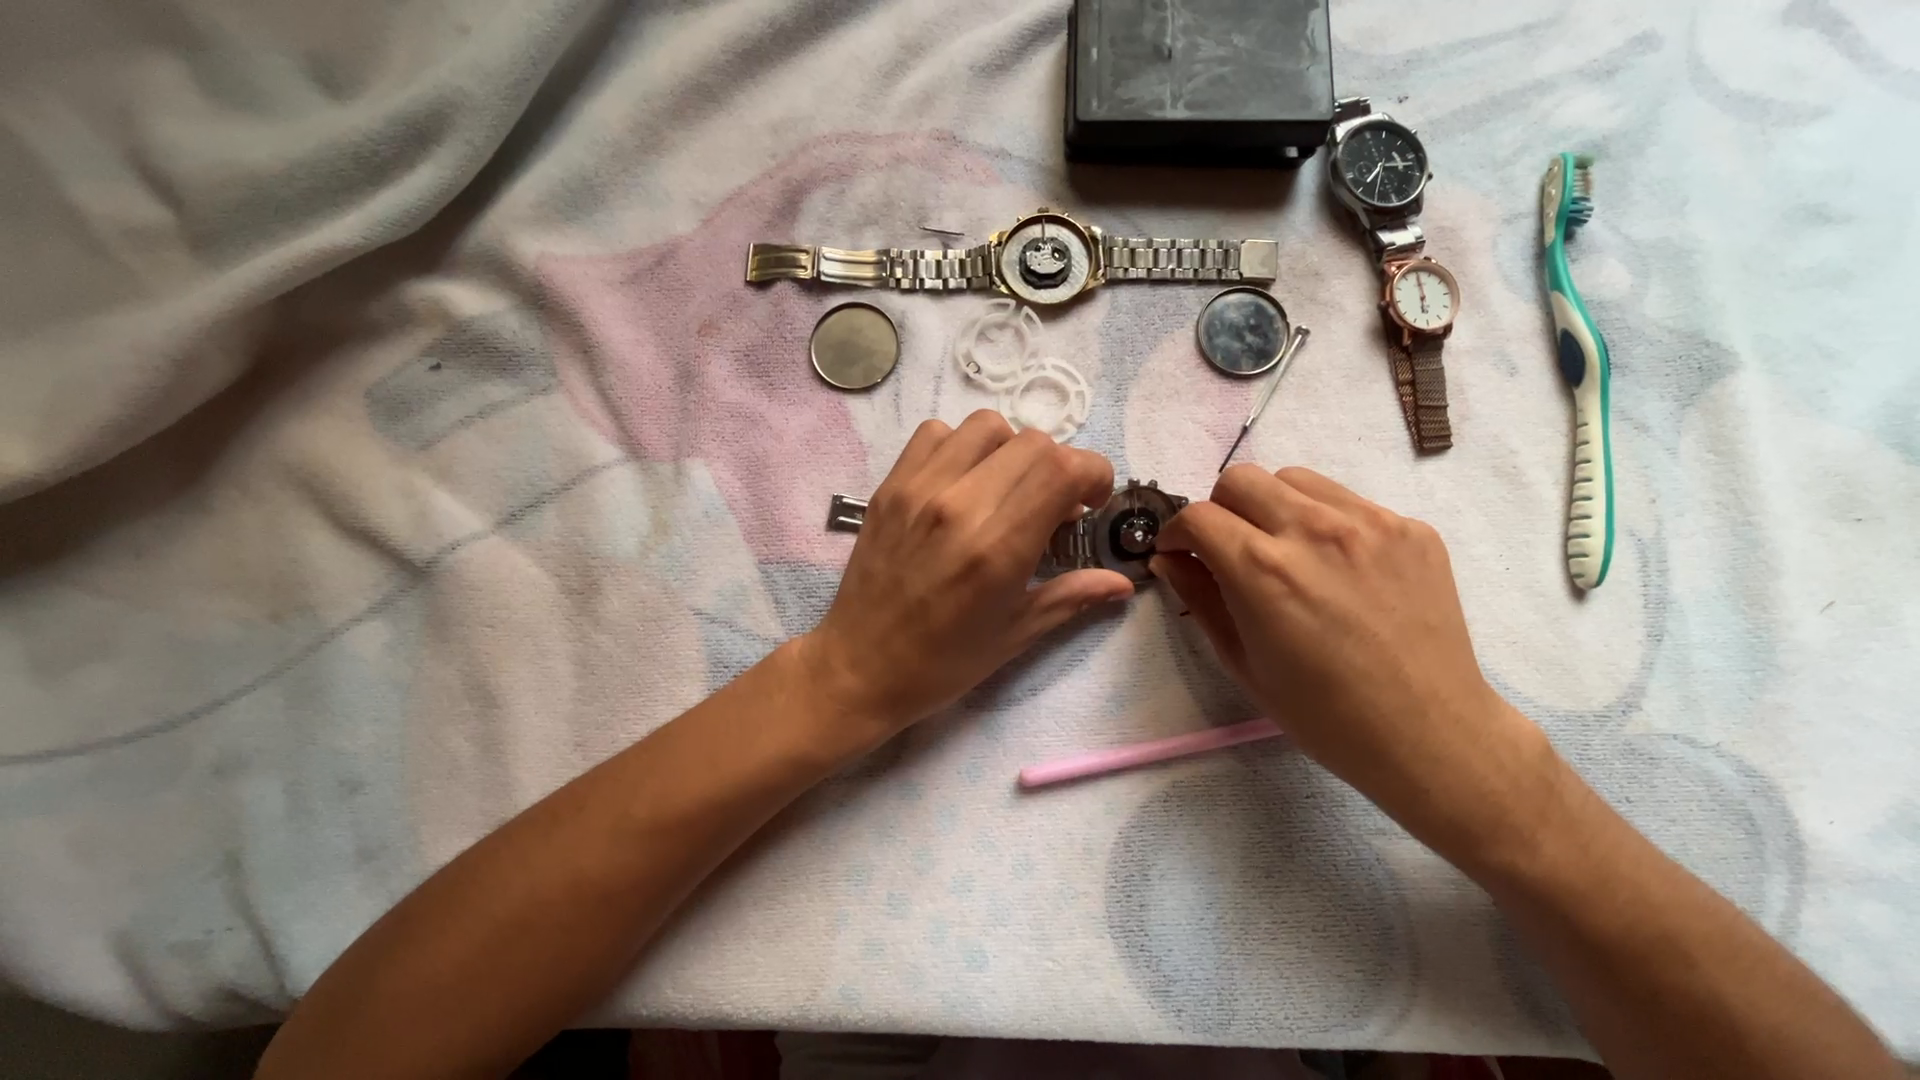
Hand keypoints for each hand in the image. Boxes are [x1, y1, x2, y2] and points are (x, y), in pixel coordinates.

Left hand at [799, 411, 1133, 745]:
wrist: (858, 667)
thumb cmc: (942, 661)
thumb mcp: (1015, 634)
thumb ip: (1072, 596)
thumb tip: (1123, 581)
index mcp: (998, 547)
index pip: (1063, 468)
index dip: (1093, 475)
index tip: (1091, 504)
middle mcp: (960, 504)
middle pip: (1034, 441)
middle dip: (1059, 466)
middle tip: (1054, 505)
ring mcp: (919, 489)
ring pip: (986, 426)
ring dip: (1012, 449)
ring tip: (1009, 488)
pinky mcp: (890, 486)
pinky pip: (936, 433)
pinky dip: (961, 445)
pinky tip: (964, 483)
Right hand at [1150, 465, 1549, 845]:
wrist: (1426, 731)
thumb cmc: (1321, 712)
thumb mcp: (1242, 661)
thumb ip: (1200, 598)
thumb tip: (1169, 559)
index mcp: (1264, 570)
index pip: (1198, 516)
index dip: (1176, 533)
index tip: (1180, 553)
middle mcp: (1314, 531)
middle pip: (1241, 479)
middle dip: (1219, 509)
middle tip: (1228, 548)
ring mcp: (1370, 523)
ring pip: (1294, 479)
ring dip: (1273, 505)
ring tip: (1284, 550)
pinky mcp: (1410, 527)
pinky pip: (1348, 502)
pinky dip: (1325, 521)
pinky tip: (1338, 567)